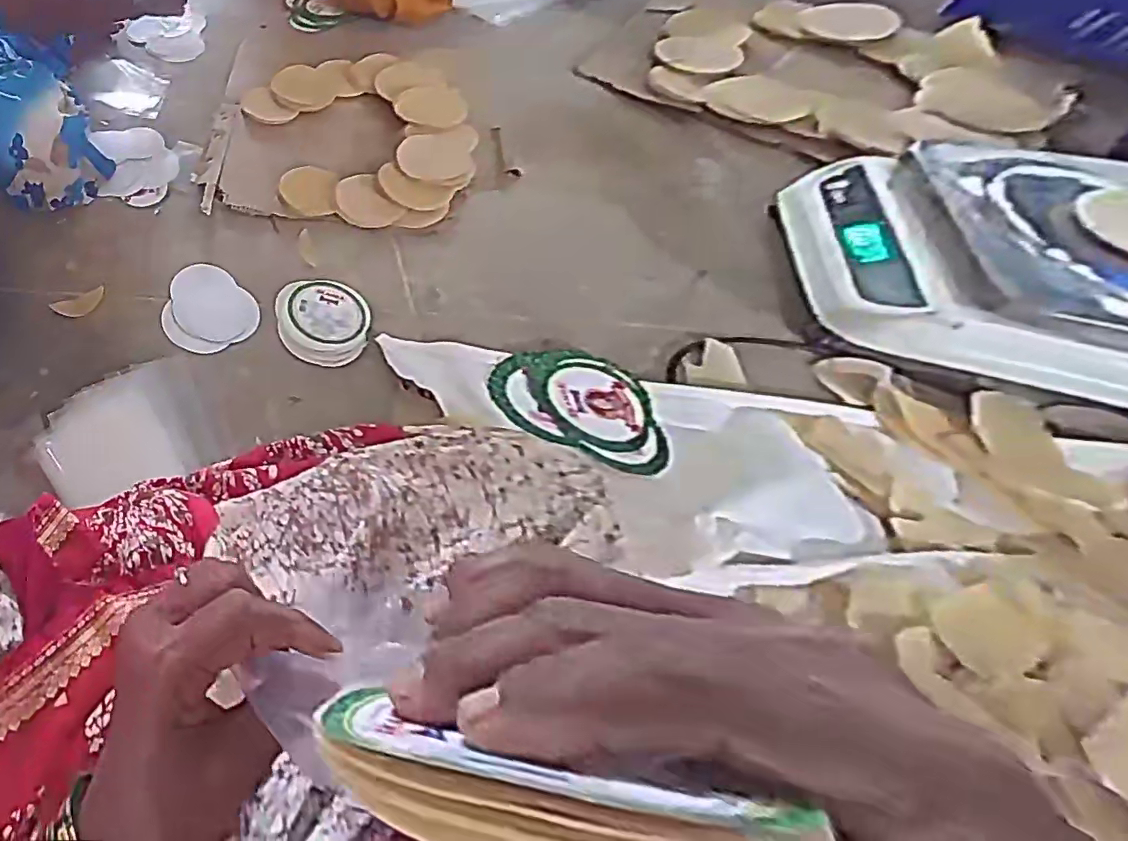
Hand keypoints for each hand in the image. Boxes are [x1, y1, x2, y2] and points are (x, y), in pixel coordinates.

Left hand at [78, 560, 340, 840]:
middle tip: (300, 648)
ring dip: (248, 605)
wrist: (124, 823)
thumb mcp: (236, 761)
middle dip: (268, 608)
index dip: (291, 624)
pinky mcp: (146, 629)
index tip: (328, 649)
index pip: (241, 613)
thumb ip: (281, 708)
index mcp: (166, 658)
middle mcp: (148, 625)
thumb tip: (319, 674)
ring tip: (277, 647)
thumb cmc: (172, 803)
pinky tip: (248, 648)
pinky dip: (228, 611)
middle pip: (222, 581)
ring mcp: (142, 622)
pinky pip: (195, 597)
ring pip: (208, 580)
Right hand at [393, 547, 1080, 840]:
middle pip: (602, 617)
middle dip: (493, 653)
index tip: (474, 735)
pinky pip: (593, 579)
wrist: (977, 835)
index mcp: (843, 718)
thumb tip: (536, 809)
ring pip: (584, 578)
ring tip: (428, 644)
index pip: (668, 677)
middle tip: (415, 696)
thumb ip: (677, 832)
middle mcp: (776, 642)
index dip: (559, 696)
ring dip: (488, 607)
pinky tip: (467, 593)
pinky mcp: (702, 618)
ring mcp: (734, 618)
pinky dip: (514, 583)